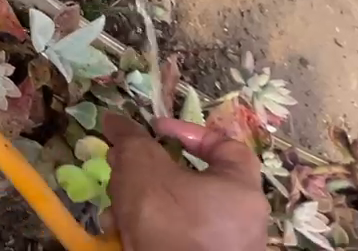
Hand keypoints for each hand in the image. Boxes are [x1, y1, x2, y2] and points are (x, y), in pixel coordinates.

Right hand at [104, 113, 269, 250]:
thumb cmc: (165, 214)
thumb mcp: (139, 161)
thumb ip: (129, 135)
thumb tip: (117, 120)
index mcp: (240, 191)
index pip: (228, 147)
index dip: (188, 131)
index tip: (154, 130)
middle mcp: (244, 221)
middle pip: (192, 177)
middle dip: (148, 166)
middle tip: (120, 162)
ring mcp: (226, 247)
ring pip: (178, 205)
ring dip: (140, 194)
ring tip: (113, 199)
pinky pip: (177, 232)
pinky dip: (148, 223)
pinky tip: (119, 225)